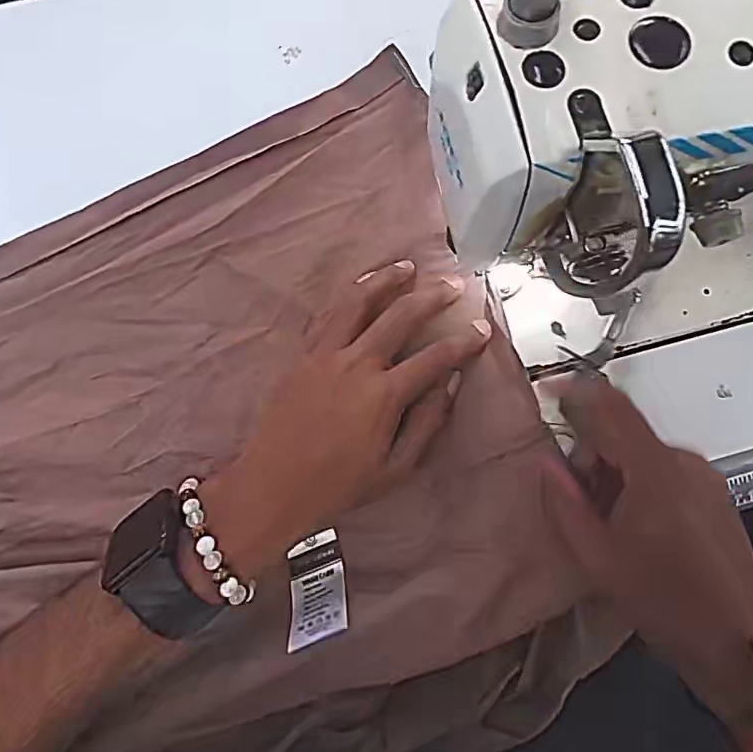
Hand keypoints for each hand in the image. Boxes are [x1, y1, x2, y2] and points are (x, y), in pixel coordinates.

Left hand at [199, 260, 491, 577]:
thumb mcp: (395, 469)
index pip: (434, 357)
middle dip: (431, 297)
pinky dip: (349, 297)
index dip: (463, 342)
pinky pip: (329, 316)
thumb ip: (427, 423)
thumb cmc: (336, 485)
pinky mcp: (303, 356)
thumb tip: (449, 385)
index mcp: (383, 395)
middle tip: (450, 285)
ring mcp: (325, 356)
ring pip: (359, 303)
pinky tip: (359, 289)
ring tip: (405, 267)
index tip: (480, 330)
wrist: (272, 485)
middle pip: (400, 316)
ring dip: (385, 281)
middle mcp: (356, 365)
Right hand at [541, 373, 752, 722]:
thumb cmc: (668, 604)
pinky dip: (641, 481)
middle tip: (579, 492)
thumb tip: (547, 465)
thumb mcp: (598, 558)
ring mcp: (705, 477)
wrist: (739, 648)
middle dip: (592, 452)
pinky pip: (666, 469)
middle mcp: (685, 463)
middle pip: (625, 432)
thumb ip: (565, 503)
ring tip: (610, 520)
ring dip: (616, 470)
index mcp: (655, 472)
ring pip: (644, 452)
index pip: (612, 408)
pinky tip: (638, 524)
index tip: (553, 388)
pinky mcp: (715, 493)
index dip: (578, 391)